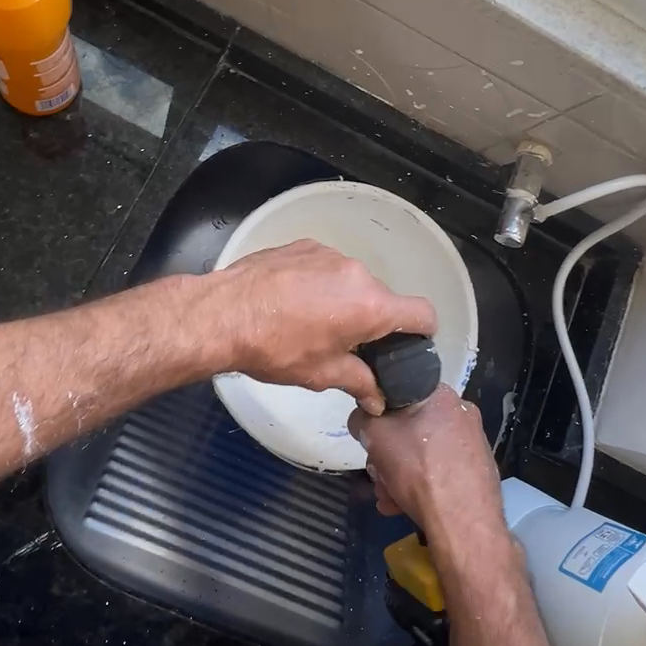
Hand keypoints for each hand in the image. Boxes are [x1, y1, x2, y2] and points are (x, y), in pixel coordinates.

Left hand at [201, 240, 437, 415]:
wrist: (223, 314)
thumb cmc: (275, 349)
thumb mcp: (321, 375)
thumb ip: (359, 383)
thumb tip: (378, 400)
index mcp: (370, 306)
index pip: (422, 313)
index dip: (422, 332)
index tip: (409, 345)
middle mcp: (357, 273)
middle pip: (382, 298)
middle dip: (372, 321)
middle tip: (347, 344)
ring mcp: (330, 255)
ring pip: (352, 281)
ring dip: (343, 300)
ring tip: (312, 322)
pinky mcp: (304, 245)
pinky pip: (325, 266)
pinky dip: (319, 283)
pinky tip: (292, 301)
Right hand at [349, 387, 504, 547]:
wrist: (463, 524)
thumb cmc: (419, 469)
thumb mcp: (375, 435)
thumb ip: (362, 418)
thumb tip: (364, 420)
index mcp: (443, 395)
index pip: (401, 395)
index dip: (380, 417)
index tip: (371, 440)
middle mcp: (462, 415)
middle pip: (410, 430)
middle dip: (387, 455)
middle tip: (378, 475)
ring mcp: (473, 446)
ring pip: (423, 455)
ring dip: (399, 475)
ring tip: (388, 499)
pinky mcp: (477, 474)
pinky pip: (439, 473)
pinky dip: (419, 487)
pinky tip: (403, 507)